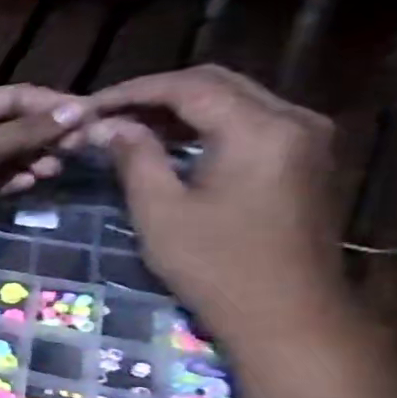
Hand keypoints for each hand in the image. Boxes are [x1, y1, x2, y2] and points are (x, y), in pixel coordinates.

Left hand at [0, 85, 86, 253]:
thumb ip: (18, 135)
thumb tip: (73, 112)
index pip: (12, 98)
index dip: (50, 104)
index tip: (88, 116)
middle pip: (9, 126)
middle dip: (42, 135)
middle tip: (78, 149)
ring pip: (0, 155)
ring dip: (28, 160)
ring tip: (56, 170)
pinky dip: (7, 179)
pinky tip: (28, 184)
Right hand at [84, 65, 343, 344]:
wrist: (285, 314)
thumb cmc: (215, 266)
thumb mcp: (161, 212)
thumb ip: (135, 158)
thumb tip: (108, 126)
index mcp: (259, 128)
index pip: (188, 86)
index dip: (133, 91)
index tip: (89, 108)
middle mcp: (293, 117)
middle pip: (217, 83)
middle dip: (157, 94)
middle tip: (106, 114)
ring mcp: (307, 137)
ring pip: (237, 99)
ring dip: (182, 108)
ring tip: (130, 126)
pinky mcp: (307, 158)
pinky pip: (252, 121)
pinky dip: (208, 124)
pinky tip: (173, 143)